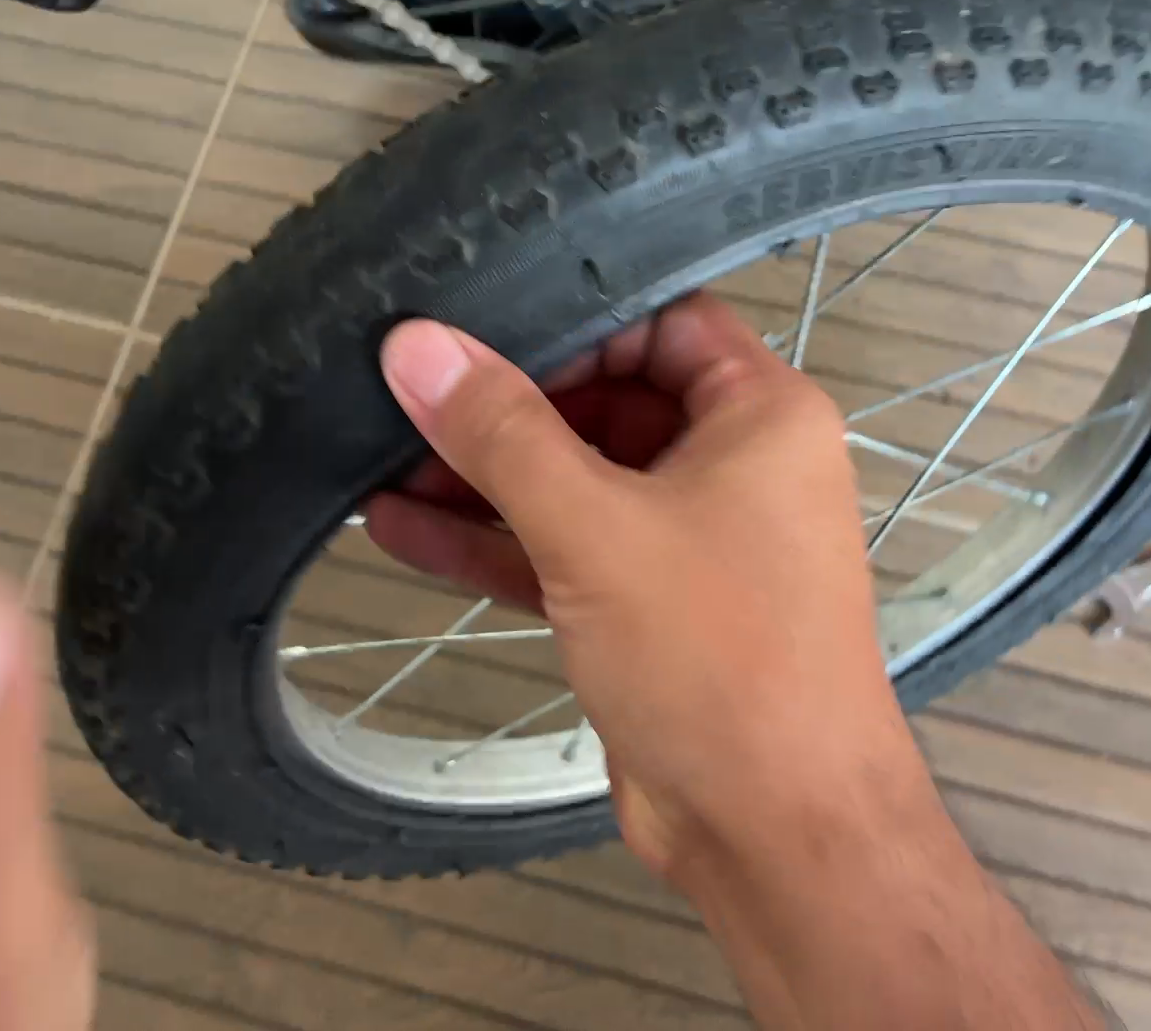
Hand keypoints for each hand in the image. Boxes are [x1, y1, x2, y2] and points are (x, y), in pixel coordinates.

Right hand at [373, 299, 1109, 1029]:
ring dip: (489, 478)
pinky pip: (571, 547)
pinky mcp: (652, 600)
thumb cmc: (717, 654)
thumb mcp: (599, 528)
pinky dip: (498, 540)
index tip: (477, 333)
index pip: (662, 326)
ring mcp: (692, 537)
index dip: (573, 324)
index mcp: (762, 417)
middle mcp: (736, 466)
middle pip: (611, 403)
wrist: (772, 824)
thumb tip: (418, 347)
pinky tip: (402, 525)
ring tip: (378, 459)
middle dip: (510, 410)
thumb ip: (504, 436)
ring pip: (582, 481)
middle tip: (404, 397)